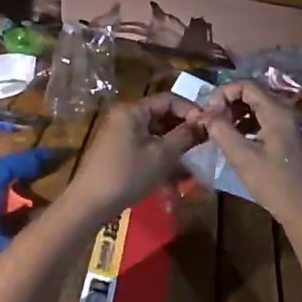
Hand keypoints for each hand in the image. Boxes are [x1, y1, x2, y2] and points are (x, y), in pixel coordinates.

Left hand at [66, 94, 204, 212]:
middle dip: (184, 129)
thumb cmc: (128, 174)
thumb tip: (205, 123)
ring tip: (194, 159)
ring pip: (155, 132)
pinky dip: (161, 154)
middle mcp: (124, 116)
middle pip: (161, 115)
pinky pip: (146, 145)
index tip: (210, 127)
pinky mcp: (119, 150)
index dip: (191, 111)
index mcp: (132, 110)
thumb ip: (185, 136)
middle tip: (205, 144)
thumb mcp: (162, 155)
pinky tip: (176, 171)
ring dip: (174, 144)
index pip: (168, 99)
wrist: (91, 202)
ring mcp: (120, 133)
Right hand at [192, 81, 301, 229]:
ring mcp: (287, 124)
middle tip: (210, 120)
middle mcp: (284, 112)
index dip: (223, 93)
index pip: (246, 85)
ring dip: (235, 113)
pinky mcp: (285, 137)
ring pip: (255, 106)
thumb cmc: (274, 183)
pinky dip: (244, 123)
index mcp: (277, 112)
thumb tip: (205, 114)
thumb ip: (221, 130)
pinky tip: (233, 138)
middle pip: (251, 93)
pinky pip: (261, 119)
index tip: (208, 112)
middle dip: (227, 102)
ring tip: (218, 129)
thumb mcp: (242, 157)